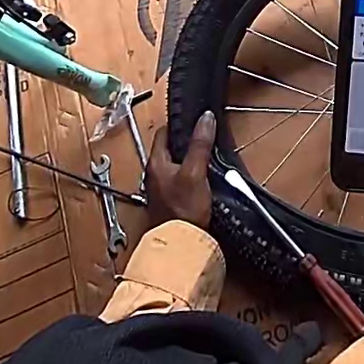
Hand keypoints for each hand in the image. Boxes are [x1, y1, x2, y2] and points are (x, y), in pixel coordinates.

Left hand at [147, 111, 213, 229]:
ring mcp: (162, 189)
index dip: (179, 124)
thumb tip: (205, 118)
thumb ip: (199, 145)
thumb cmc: (183, 210)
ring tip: (208, 156)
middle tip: (206, 137)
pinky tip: (205, 180)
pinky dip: (192, 176)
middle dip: (187, 142)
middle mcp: (154, 174)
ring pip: (176, 165)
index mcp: (155, 162)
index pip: (164, 133)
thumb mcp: (195, 172)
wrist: (182, 246)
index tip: (195, 120)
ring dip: (190, 160)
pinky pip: (181, 181)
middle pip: (170, 149)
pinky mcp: (171, 202)